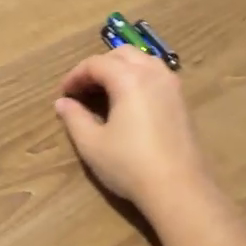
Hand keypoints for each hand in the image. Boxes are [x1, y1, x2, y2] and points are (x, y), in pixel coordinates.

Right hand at [54, 49, 212, 209]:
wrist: (179, 190)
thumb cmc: (130, 165)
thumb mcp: (92, 144)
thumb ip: (74, 118)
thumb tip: (62, 103)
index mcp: (129, 78)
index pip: (96, 64)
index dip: (76, 75)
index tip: (64, 93)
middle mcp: (153, 74)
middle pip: (122, 54)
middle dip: (99, 66)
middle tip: (83, 89)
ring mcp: (172, 86)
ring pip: (143, 61)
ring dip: (121, 69)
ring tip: (106, 91)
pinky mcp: (183, 102)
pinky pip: (157, 76)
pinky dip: (139, 78)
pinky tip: (130, 102)